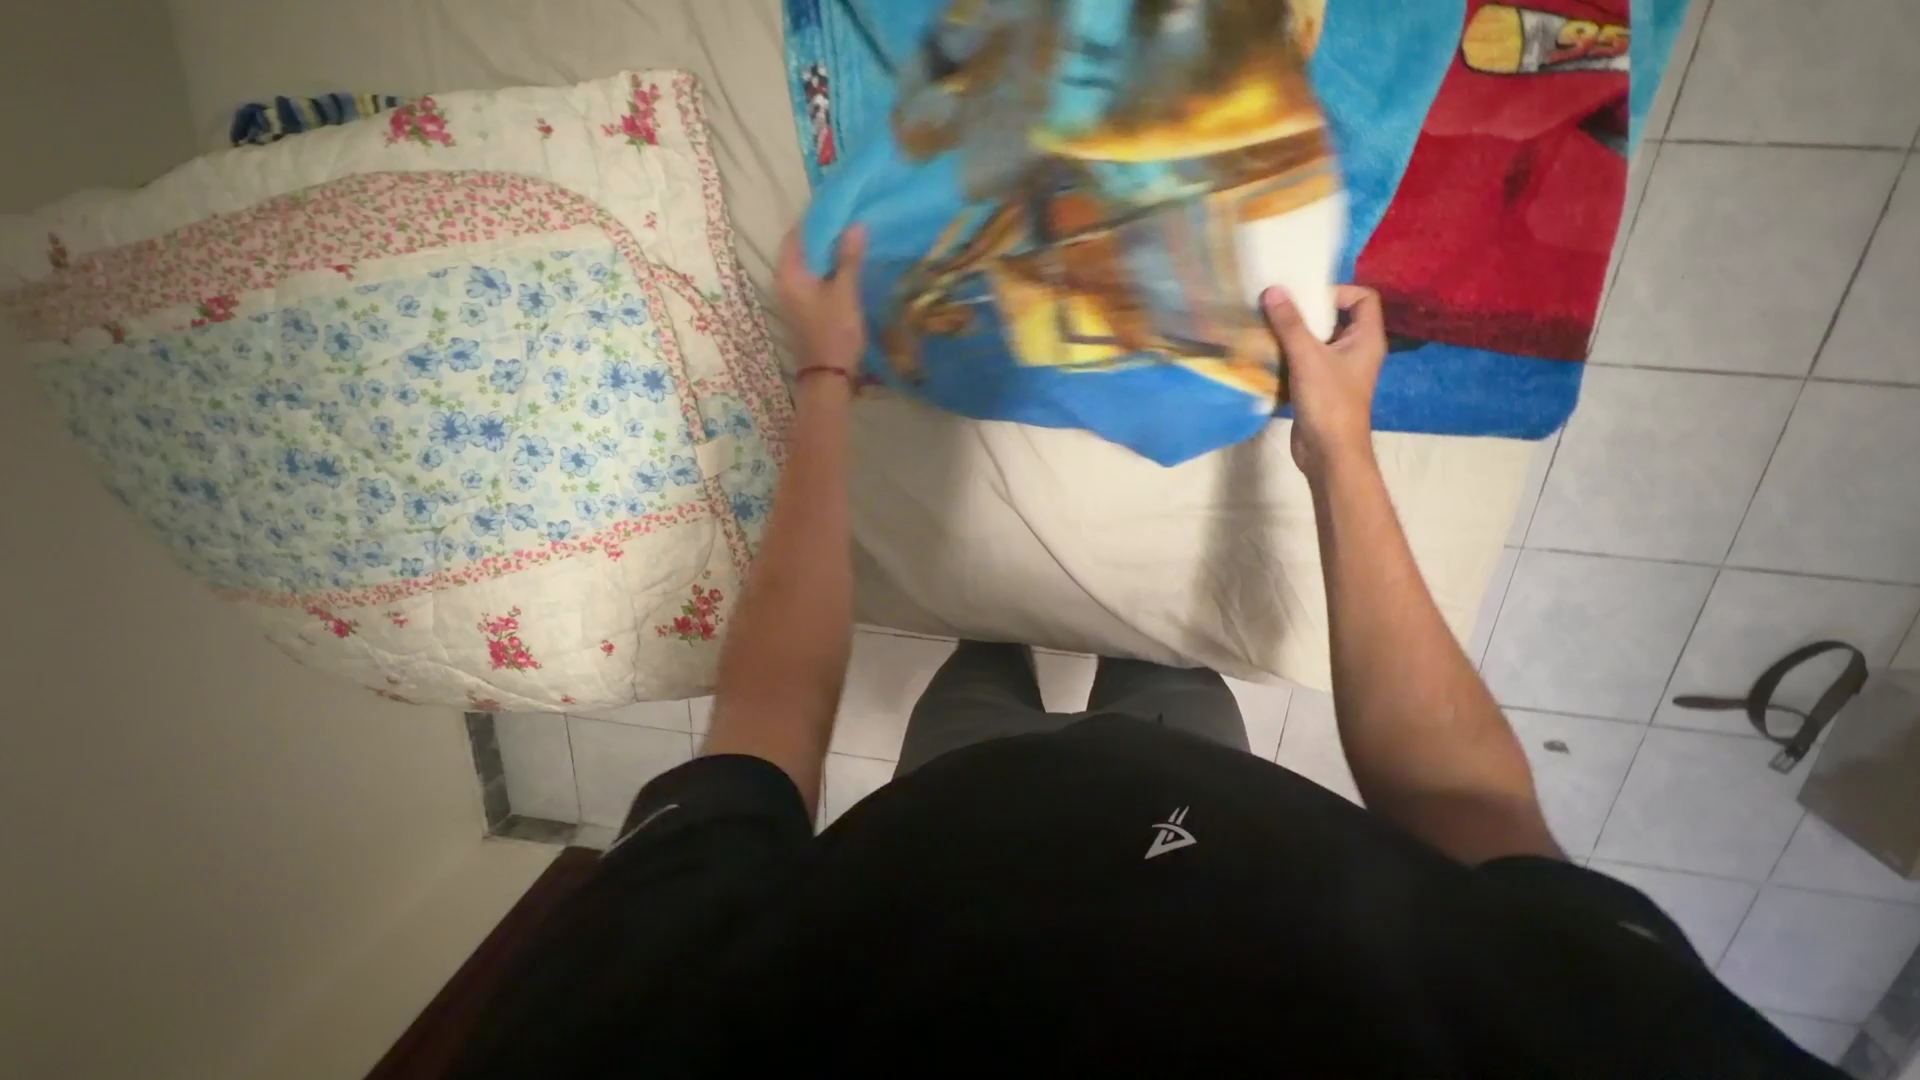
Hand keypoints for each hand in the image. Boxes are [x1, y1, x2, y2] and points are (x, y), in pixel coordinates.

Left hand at [776, 225, 869, 373]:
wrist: (829, 375)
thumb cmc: (835, 332)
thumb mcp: (845, 292)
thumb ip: (849, 258)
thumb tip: (856, 225)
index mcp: (788, 274)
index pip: (798, 234)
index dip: (818, 219)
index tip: (841, 207)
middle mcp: (784, 281)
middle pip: (802, 248)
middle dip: (825, 234)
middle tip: (850, 220)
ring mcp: (793, 295)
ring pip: (809, 263)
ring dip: (828, 251)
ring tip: (852, 237)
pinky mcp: (804, 306)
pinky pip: (814, 277)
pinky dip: (828, 267)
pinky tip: (847, 264)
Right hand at [1262, 285, 1386, 479]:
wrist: (1328, 452)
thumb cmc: (1328, 401)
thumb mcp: (1307, 357)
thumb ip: (1289, 323)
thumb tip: (1273, 290)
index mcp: (1366, 338)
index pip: (1362, 298)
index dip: (1337, 292)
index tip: (1306, 299)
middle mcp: (1355, 350)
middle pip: (1335, 318)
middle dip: (1307, 312)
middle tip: (1279, 309)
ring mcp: (1337, 370)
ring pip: (1316, 341)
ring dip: (1293, 334)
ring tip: (1267, 328)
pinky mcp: (1319, 387)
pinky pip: (1304, 361)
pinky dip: (1287, 355)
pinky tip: (1266, 354)